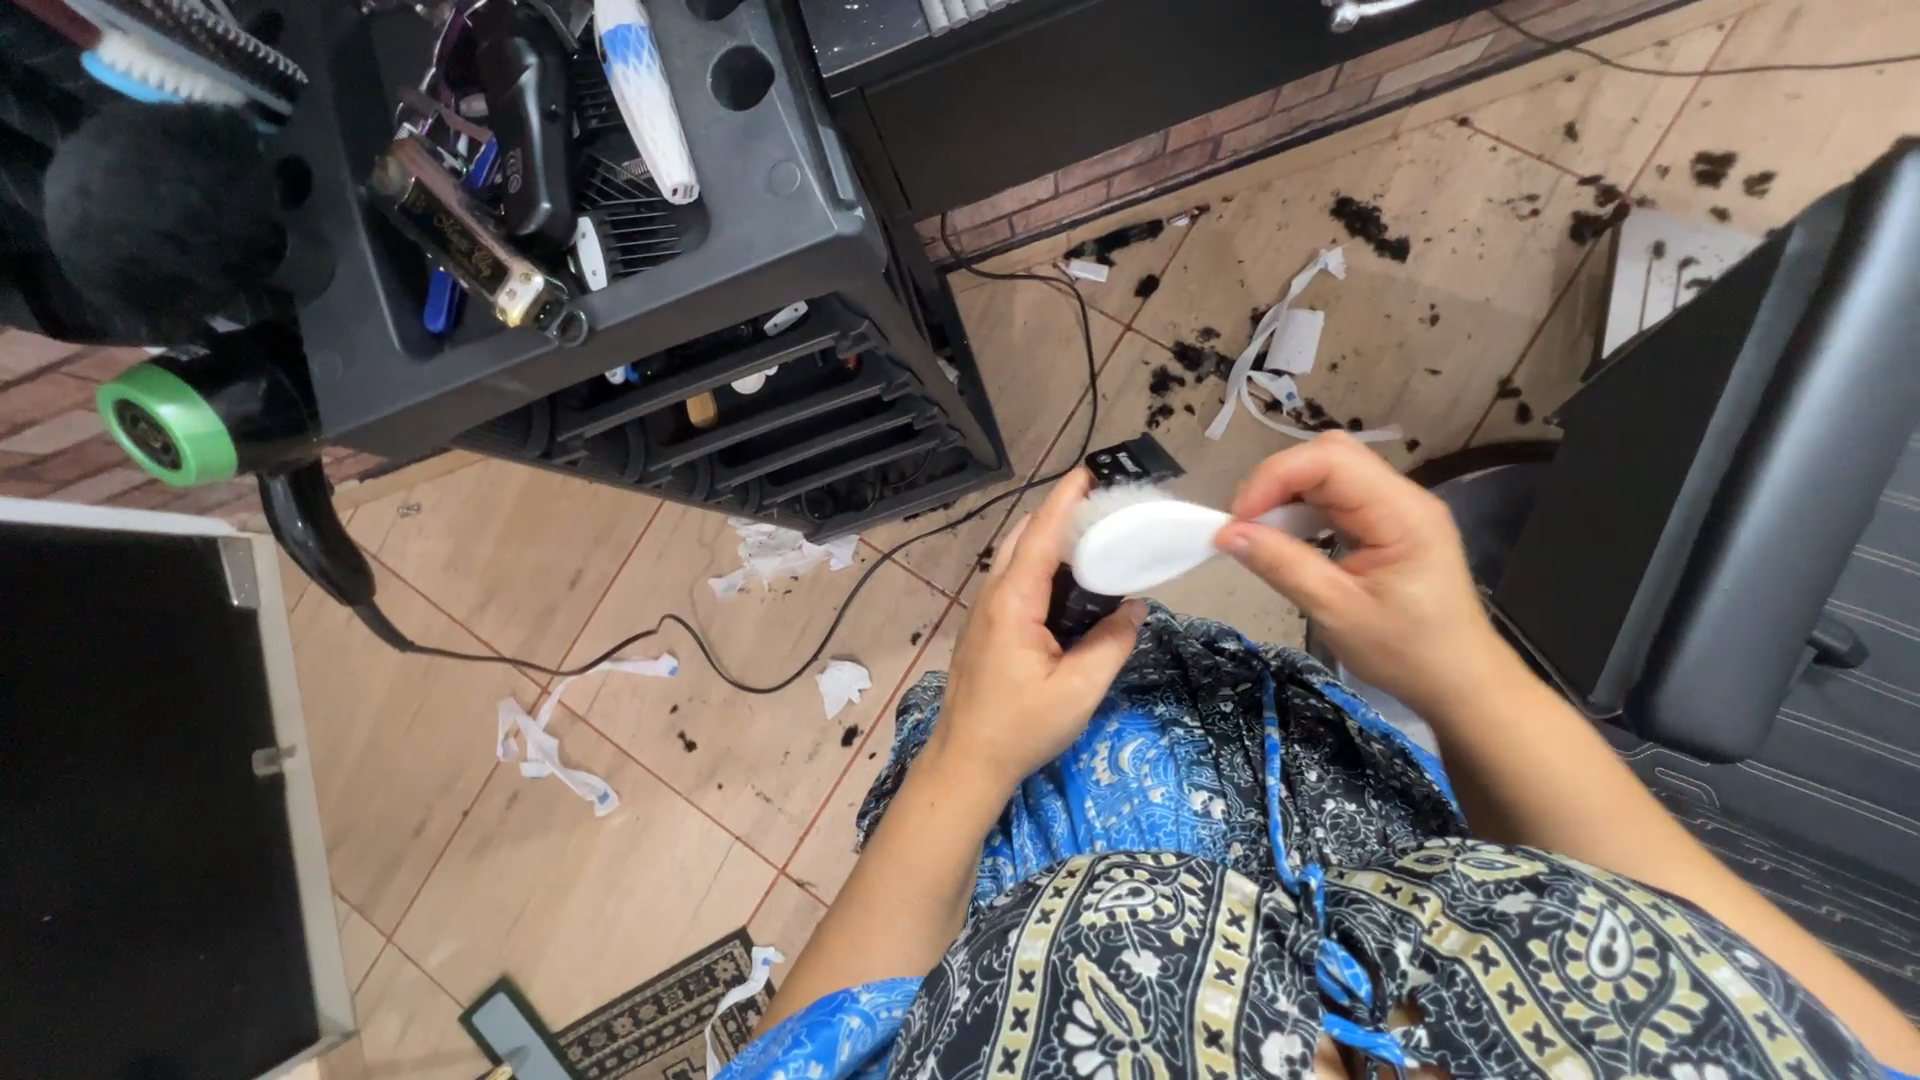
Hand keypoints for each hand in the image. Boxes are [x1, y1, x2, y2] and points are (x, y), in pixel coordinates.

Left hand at [931, 468, 1146, 790]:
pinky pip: (1011, 579)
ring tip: (1091, 541)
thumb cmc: (1021, 728)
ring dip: (1047, 540)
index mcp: (1013, 602)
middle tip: (1102, 510)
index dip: (1064, 500)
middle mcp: (993, 595)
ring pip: (1014, 557)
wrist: (967, 760)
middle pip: (1022, 537)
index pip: (1040, 535)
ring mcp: (983, 610)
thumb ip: (1111, 644)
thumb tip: (1135, 607)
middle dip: (1058, 515)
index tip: (1088, 472)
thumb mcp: (1078, 691)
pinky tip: (1066, 584)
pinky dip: (1038, 566)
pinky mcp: (984, 626)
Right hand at [1214, 432, 1518, 714]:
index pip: (1329, 460)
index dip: (1274, 478)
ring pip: (1328, 472)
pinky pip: (1334, 497)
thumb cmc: (1405, 652)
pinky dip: (1301, 510)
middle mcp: (1402, 497)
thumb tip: (1227, 534)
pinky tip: (1286, 540)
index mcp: (1401, 512)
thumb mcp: (1336, 611)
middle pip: (1328, 456)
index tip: (1238, 520)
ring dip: (1286, 496)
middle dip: (1276, 482)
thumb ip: (1282, 565)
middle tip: (1246, 525)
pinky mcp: (1385, 523)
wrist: (1458, 681)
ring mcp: (1395, 508)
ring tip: (1261, 535)